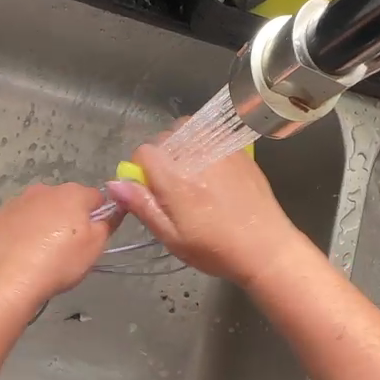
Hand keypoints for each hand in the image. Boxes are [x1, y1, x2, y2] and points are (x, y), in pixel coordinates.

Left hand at [0, 183, 111, 305]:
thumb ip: (107, 224)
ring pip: (37, 209)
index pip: (96, 197)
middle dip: (67, 218)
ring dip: (42, 224)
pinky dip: (18, 232)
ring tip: (39, 253)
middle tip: (65, 248)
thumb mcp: (94, 247)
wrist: (10, 280)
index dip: (97, 216)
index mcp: (72, 194)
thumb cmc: (59, 262)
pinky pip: (14, 221)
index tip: (92, 237)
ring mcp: (15, 201)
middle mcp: (43, 190)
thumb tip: (115, 208)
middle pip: (63, 201)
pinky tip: (18, 253)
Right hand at [104, 140, 308, 286]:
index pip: (143, 152)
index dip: (140, 170)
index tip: (149, 190)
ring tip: (190, 173)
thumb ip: (143, 207)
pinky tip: (211, 170)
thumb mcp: (172, 238)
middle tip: (171, 186)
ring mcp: (221, 149)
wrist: (265, 247)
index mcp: (176, 178)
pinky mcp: (239, 151)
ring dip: (181, 145)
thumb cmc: (216, 250)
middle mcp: (197, 155)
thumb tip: (114, 184)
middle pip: (165, 137)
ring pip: (188, 129)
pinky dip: (204, 144)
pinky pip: (212, 133)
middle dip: (161, 157)